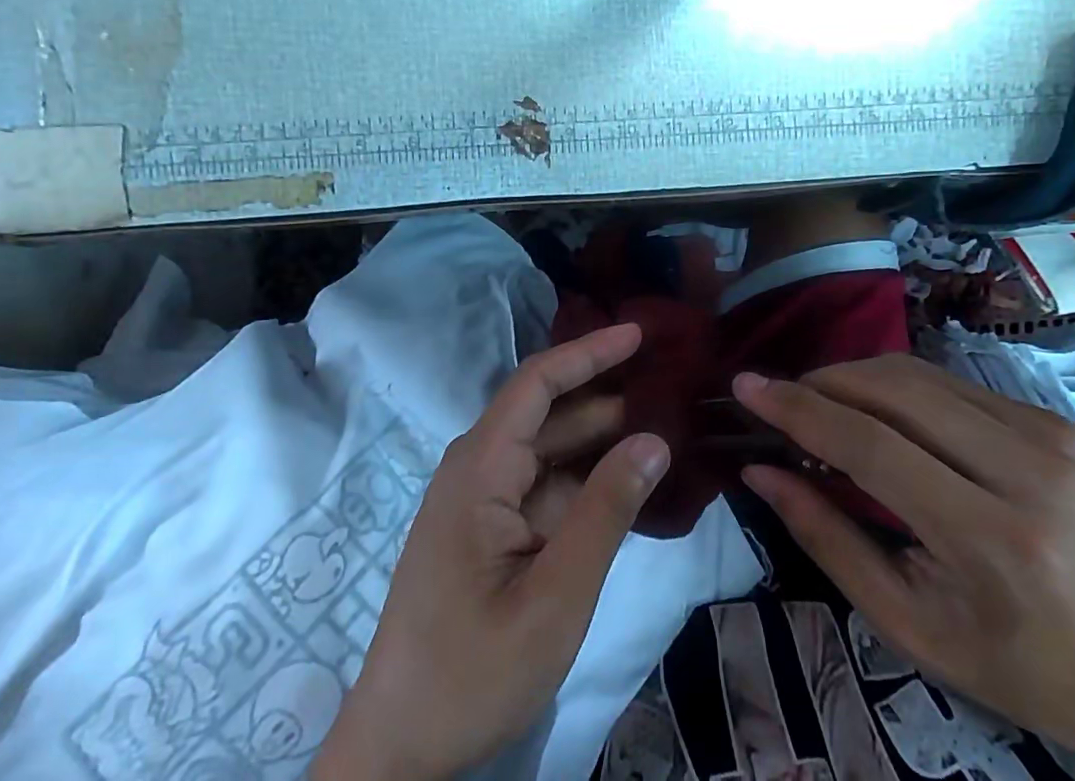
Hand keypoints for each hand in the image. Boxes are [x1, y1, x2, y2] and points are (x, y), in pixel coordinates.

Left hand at [314, 324, 670, 780]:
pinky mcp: (489, 534)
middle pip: (547, 415)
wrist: (403, 748)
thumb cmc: (474, 670)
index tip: (639, 335)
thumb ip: (606, 510)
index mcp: (479, 472)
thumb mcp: (557, 593)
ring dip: (601, 441)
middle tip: (672, 384)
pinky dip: (587, 482)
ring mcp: (481, 505)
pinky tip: (631, 484)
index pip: (536, 386)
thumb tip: (654, 439)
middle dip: (606, 395)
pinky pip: (544, 491)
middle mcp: (476, 474)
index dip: (588, 354)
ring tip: (666, 425)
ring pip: (549, 455)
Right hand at [732, 355, 1074, 780]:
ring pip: (920, 373)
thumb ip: (828, 540)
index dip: (797, 408)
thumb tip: (761, 473)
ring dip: (855, 378)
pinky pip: (951, 384)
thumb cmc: (1022, 669)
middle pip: (893, 388)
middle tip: (776, 399)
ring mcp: (1047, 434)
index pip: (869, 443)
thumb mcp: (910, 625)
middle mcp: (1025, 466)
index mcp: (989, 535)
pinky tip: (876, 416)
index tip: (746, 385)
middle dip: (821, 381)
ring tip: (817, 405)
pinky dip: (897, 388)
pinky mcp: (1052, 422)